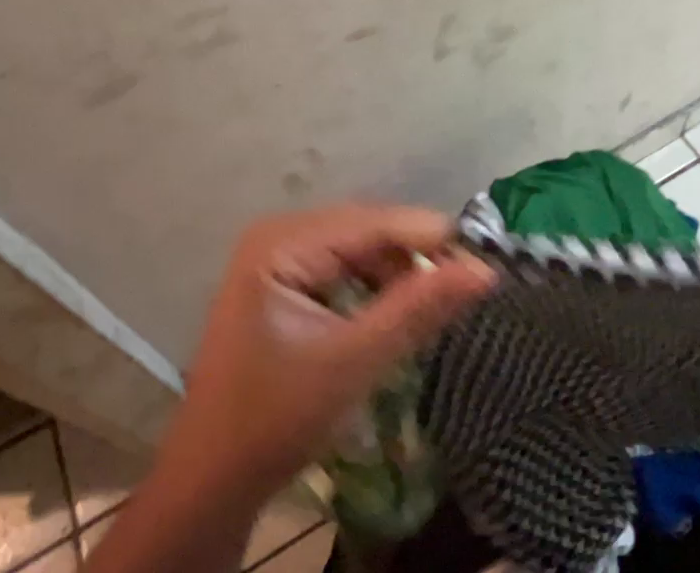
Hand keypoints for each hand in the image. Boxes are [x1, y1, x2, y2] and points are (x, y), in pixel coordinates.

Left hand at [169, 204, 496, 497]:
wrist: (213, 476)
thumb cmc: (276, 419)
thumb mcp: (355, 362)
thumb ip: (418, 309)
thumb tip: (485, 269)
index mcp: (281, 243)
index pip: (373, 222)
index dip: (431, 238)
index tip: (486, 264)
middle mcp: (277, 236)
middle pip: (367, 230)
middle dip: (415, 257)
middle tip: (467, 289)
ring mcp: (276, 259)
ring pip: (359, 249)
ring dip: (399, 273)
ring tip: (436, 307)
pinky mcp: (283, 284)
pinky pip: (344, 269)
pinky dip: (376, 287)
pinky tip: (397, 313)